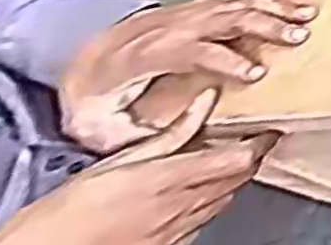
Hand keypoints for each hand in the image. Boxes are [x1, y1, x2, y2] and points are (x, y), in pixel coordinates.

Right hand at [0, 89, 274, 244]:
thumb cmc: (61, 215)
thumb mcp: (117, 162)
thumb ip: (171, 132)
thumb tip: (207, 99)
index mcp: (171, 179)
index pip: (241, 158)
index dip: (262, 142)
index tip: (269, 128)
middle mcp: (180, 208)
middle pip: (240, 178)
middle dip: (251, 158)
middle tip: (251, 141)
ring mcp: (173, 234)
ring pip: (225, 200)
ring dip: (233, 181)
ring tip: (226, 163)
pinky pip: (202, 224)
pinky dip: (210, 205)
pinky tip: (197, 196)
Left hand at [61, 0, 321, 153]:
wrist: (82, 47)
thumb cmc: (93, 89)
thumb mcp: (94, 122)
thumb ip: (133, 133)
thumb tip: (182, 128)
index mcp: (155, 51)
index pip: (201, 51)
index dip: (230, 61)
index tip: (257, 74)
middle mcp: (184, 22)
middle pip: (234, 17)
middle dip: (269, 26)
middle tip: (299, 38)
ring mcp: (202, 6)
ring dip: (281, 5)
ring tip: (308, 14)